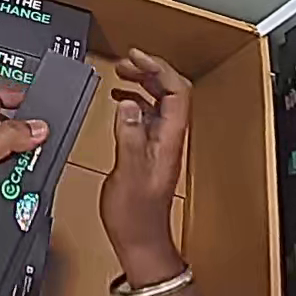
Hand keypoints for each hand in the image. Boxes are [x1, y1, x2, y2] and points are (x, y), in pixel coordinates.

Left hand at [0, 86, 48, 242]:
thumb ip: (6, 137)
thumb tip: (36, 127)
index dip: (13, 95)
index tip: (34, 103)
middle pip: (12, 128)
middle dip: (29, 134)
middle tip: (43, 141)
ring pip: (16, 156)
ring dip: (29, 162)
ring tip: (39, 166)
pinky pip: (16, 180)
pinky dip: (26, 184)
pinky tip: (29, 189)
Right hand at [99, 49, 190, 284]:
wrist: (140, 239)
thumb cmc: (136, 214)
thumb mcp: (128, 173)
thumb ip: (129, 136)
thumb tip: (126, 104)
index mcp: (170, 138)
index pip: (176, 91)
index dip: (159, 68)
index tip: (137, 56)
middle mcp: (169, 137)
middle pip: (170, 91)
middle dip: (150, 70)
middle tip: (126, 61)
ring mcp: (161, 142)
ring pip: (159, 101)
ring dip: (143, 82)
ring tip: (122, 72)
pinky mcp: (149, 149)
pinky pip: (147, 114)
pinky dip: (134, 100)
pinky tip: (119, 99)